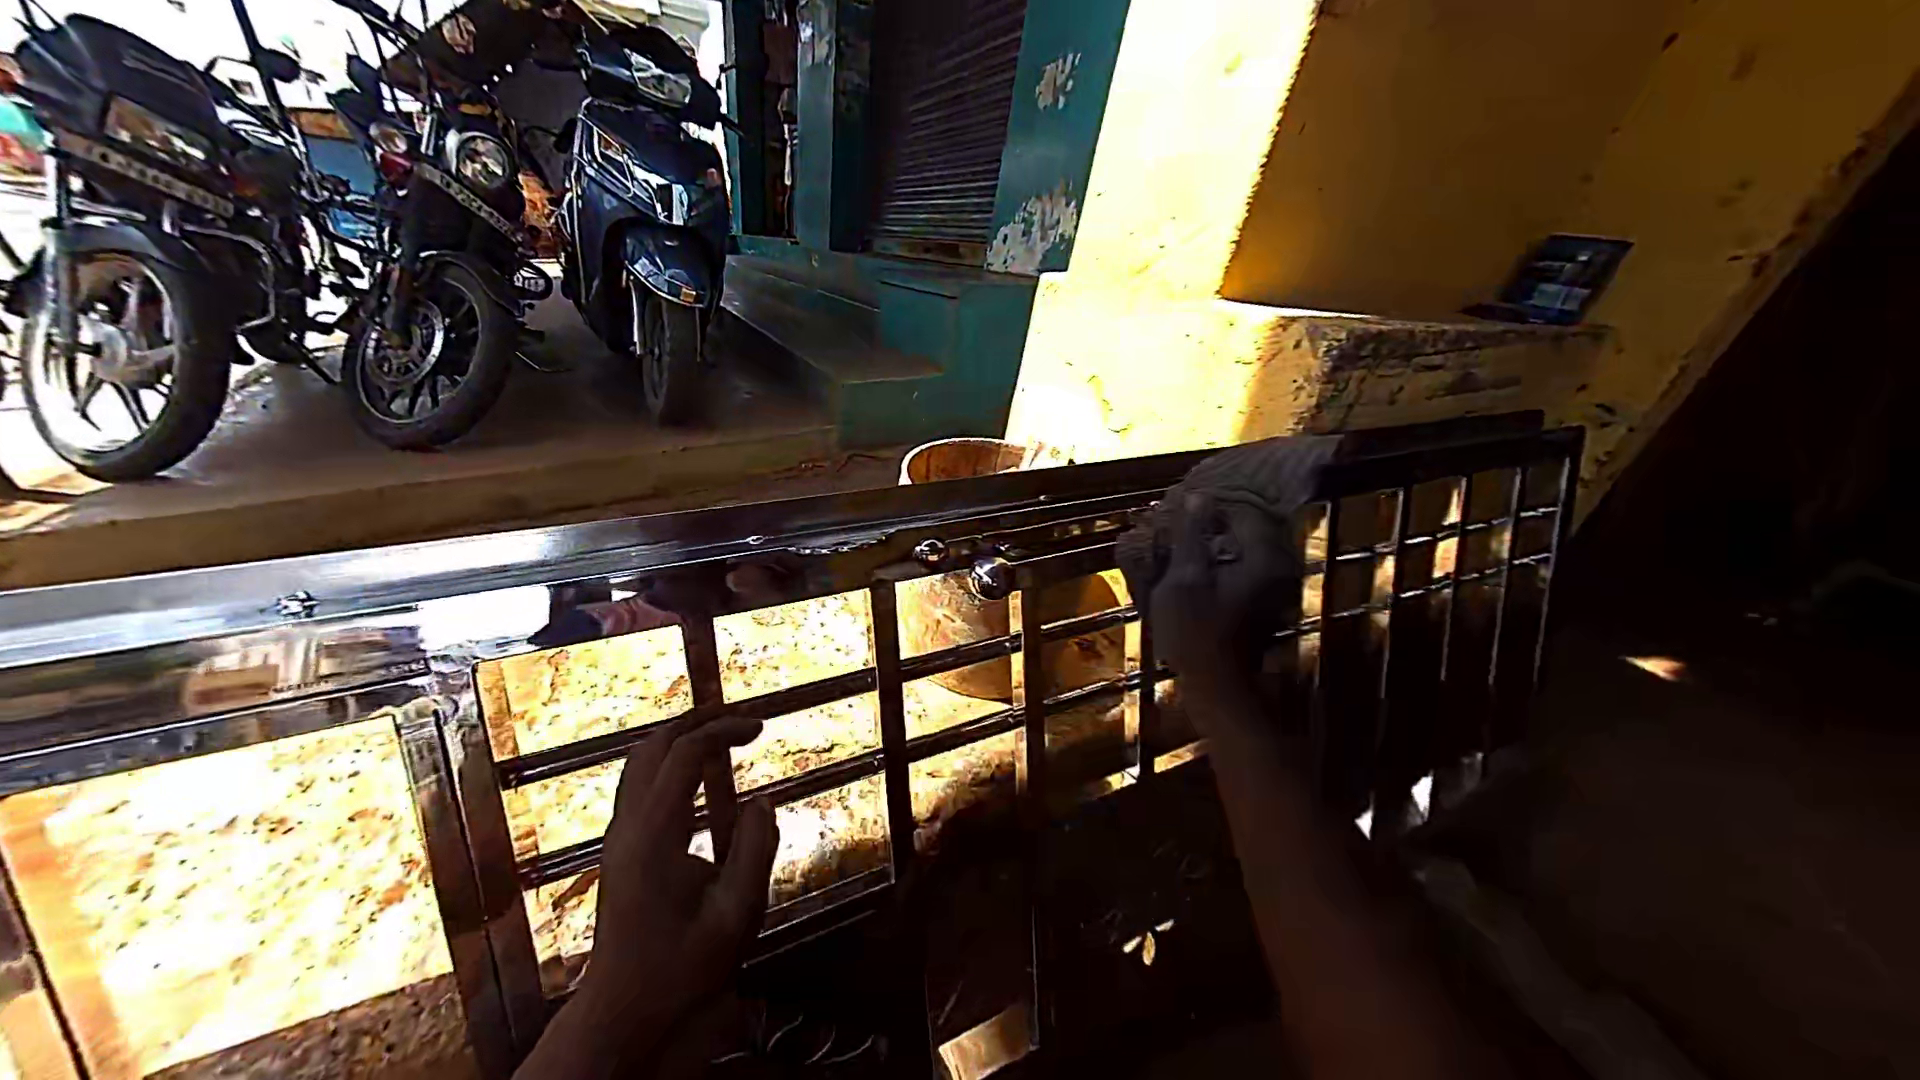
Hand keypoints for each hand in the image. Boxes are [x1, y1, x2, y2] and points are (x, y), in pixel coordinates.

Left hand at [525, 715, 777, 1076]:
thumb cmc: (681, 968)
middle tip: (739, 713)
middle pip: (652, 746)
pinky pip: (640, 782)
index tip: (760, 726)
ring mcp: (619, 836)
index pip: (684, 756)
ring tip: (720, 728)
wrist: (624, 1013)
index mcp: (654, 836)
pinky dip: (670, 758)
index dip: (723, 731)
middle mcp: (628, 827)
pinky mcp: (621, 847)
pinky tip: (697, 768)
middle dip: (696, 720)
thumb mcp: (735, 914)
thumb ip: (756, 851)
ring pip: (639, 761)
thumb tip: (764, 800)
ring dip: (679, 736)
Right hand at [1149, 490, 1299, 708]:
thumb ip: (1191, 534)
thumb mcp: (1185, 575)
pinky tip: (1191, 570)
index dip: (1212, 506)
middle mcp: (1275, 568)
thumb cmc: (1194, 628)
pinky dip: (1216, 564)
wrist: (1212, 683)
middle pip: (1242, 530)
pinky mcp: (1258, 604)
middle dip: (1210, 525)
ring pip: (1239, 550)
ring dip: (1211, 545)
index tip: (1182, 510)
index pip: (1243, 510)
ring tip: (1178, 546)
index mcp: (1262, 557)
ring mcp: (1269, 588)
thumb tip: (1197, 496)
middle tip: (1177, 526)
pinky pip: (1237, 570)